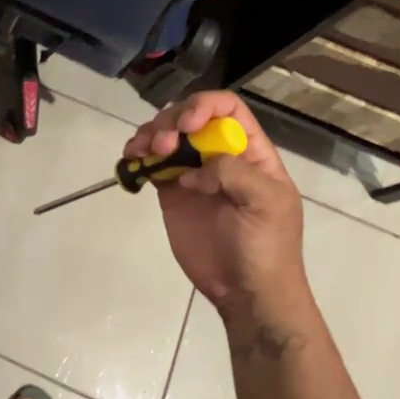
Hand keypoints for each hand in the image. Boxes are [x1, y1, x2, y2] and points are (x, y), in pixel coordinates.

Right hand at [124, 92, 307, 310]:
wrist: (246, 292)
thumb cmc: (267, 247)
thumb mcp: (267, 204)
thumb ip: (235, 173)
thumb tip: (194, 171)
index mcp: (250, 152)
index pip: (227, 109)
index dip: (204, 107)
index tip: (187, 126)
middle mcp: (219, 154)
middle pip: (189, 116)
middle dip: (170, 122)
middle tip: (161, 147)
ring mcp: (192, 172)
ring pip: (166, 135)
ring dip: (149, 135)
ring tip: (140, 152)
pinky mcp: (170, 191)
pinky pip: (151, 163)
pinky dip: (137, 156)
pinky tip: (131, 161)